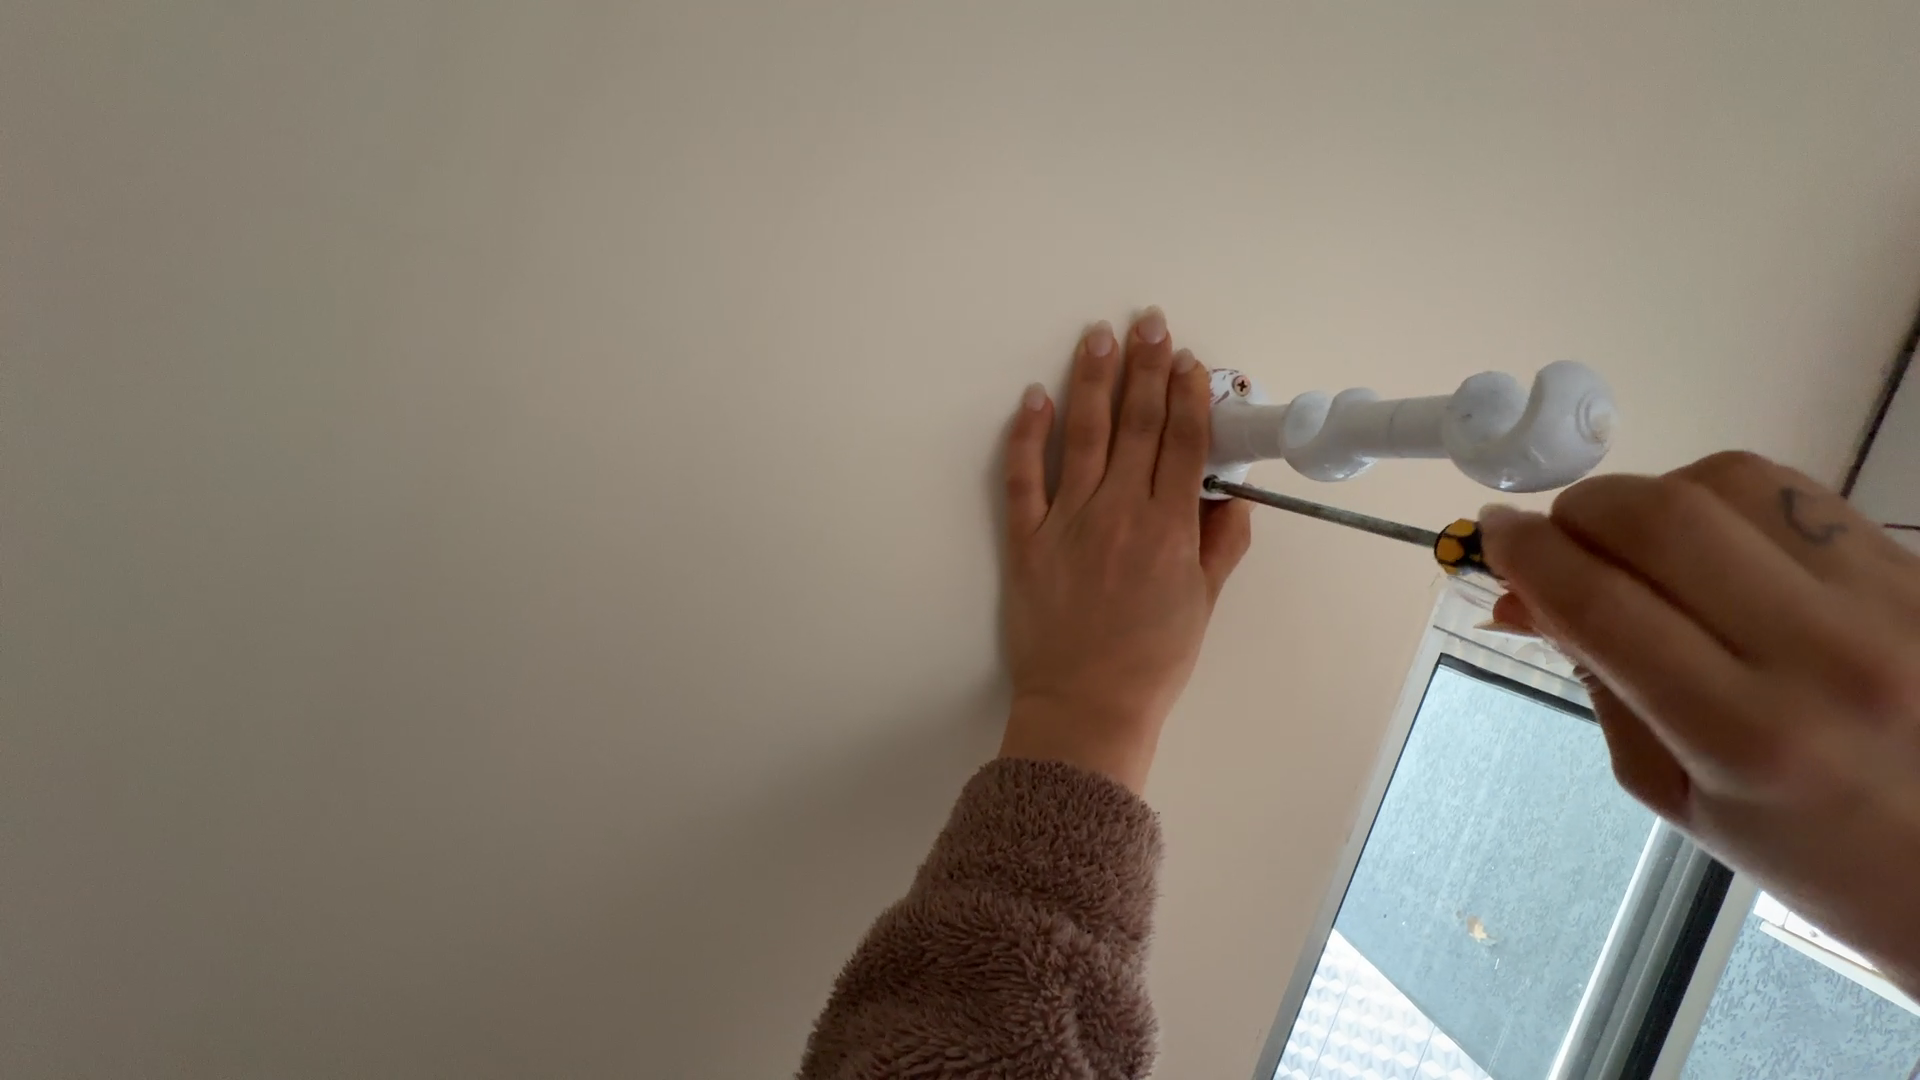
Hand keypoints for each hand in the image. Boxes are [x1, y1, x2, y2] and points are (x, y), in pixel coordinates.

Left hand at [997, 309, 1251, 792]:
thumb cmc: (1152, 660)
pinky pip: (1022, 478)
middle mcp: (1119, 513)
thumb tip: (1231, 493)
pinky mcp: (1025, 540)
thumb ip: (1222, 544)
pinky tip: (1034, 398)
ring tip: (1097, 337)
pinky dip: (1026, 436)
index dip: (1188, 395)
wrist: (1086, 705)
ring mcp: (1068, 523)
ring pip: (1084, 437)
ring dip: (1092, 382)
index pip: (1183, 443)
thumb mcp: (1203, 605)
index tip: (1190, 359)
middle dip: (1145, 368)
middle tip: (1148, 323)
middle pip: (1137, 425)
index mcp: (1169, 528)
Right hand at [1480, 451, 1919, 993]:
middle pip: (1661, 518)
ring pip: (1724, 484)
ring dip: (1645, 499)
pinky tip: (1705, 545)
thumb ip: (1591, 673)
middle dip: (1577, 511)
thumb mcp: (1663, 780)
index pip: (1599, 602)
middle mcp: (1829, 655)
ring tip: (1633, 548)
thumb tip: (1516, 594)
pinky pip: (1788, 489)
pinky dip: (1712, 499)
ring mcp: (1893, 601)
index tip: (1490, 533)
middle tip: (1555, 539)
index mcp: (1747, 733)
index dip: (1525, 552)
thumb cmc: (1800, 846)